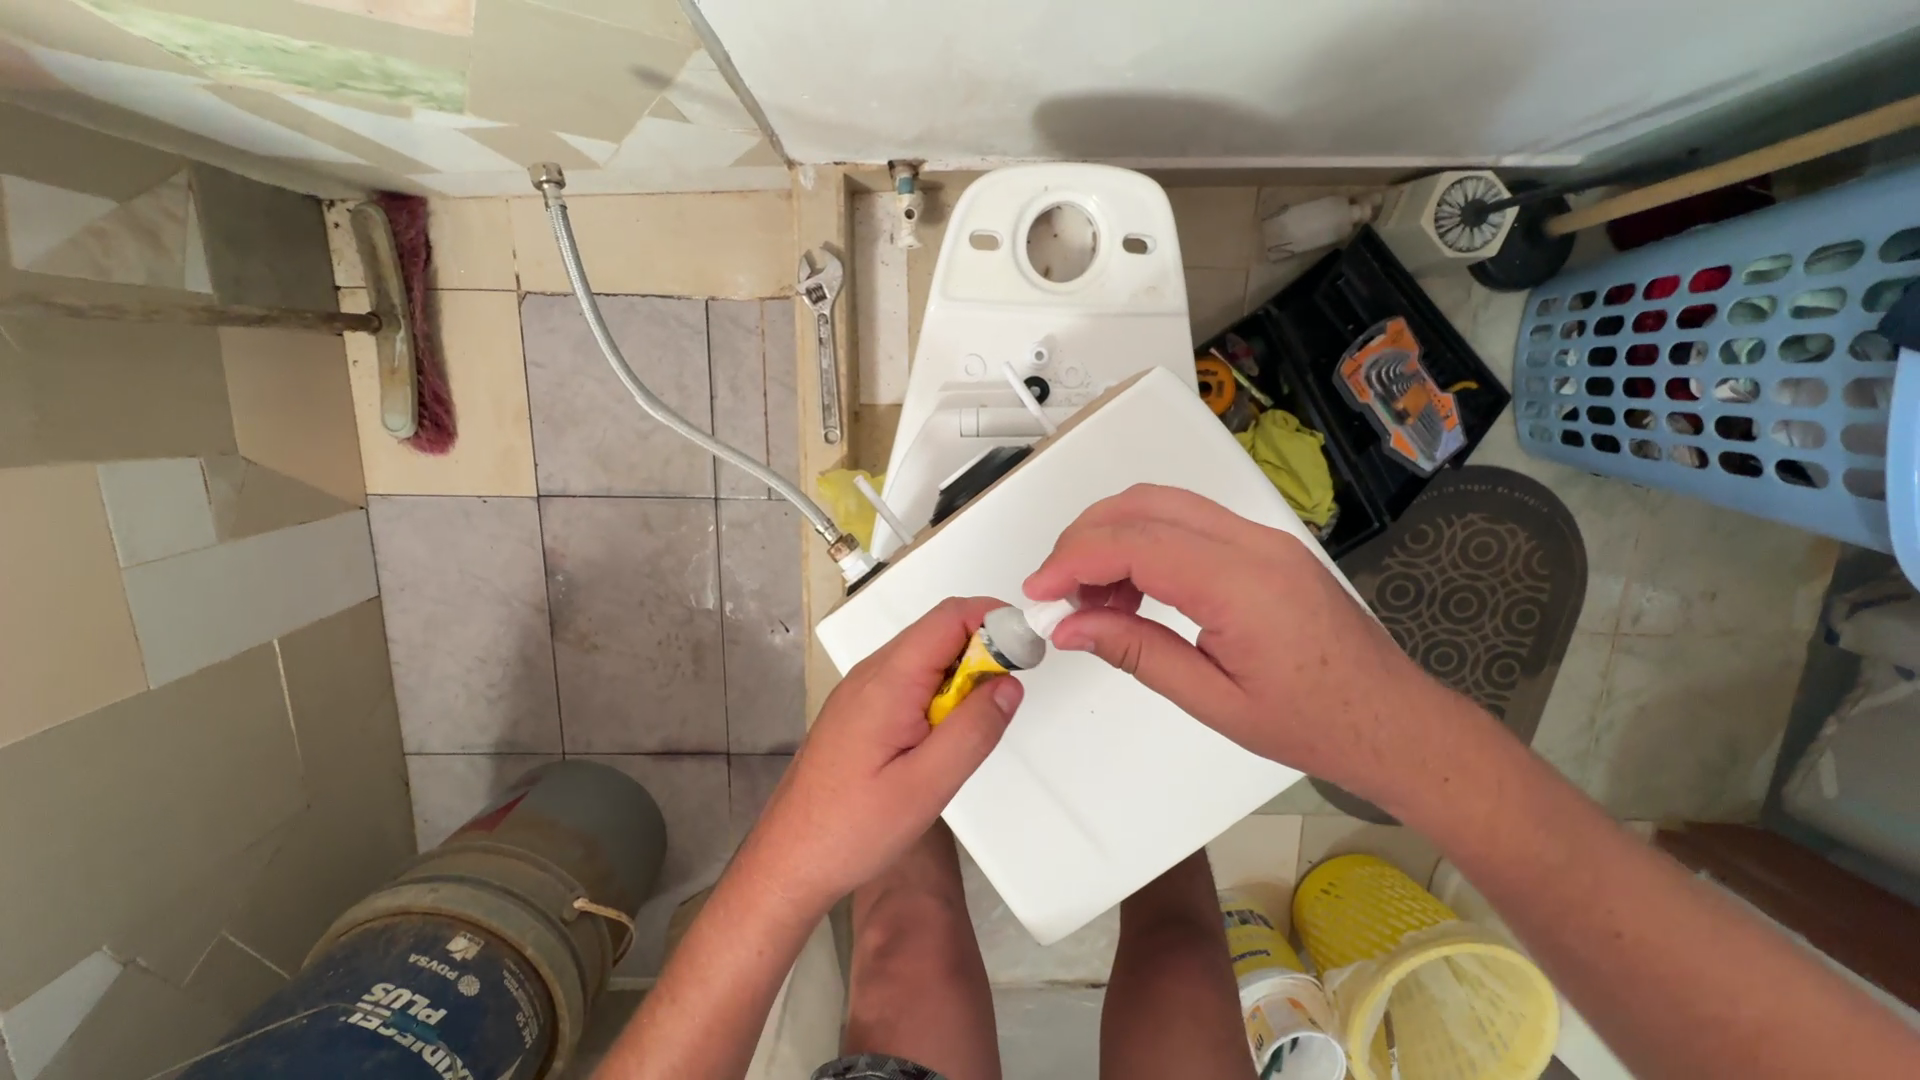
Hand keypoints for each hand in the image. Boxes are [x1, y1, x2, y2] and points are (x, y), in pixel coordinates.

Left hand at [736, 596, 1022, 911]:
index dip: (995, 619)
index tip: (1027, 651)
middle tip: (1007, 696)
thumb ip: (974, 730)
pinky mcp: (858, 712)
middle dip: (983, 649)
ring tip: (977, 723)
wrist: (789, 861)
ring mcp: (861, 692)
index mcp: (888, 681)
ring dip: (962, 675)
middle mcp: (871, 674)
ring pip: (924, 657)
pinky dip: (939, 693)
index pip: (949, 617)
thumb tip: (1008, 683)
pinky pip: (909, 681)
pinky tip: (944, 736)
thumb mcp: (927, 785)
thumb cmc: (852, 829)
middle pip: (938, 632)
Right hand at [1024, 484, 1479, 811]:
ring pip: (1163, 504)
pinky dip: (1145, 543)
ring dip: (1112, 536)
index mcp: (1242, 584)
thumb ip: (1137, 652)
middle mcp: (1253, 545)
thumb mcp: (1214, 700)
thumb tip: (1071, 626)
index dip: (1073, 560)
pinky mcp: (1264, 547)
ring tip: (1093, 598)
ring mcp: (1263, 539)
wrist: (1394, 721)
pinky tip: (1134, 591)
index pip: (1135, 543)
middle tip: (1056, 590)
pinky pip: (1188, 523)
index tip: (1037, 591)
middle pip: (1143, 505)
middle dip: (1084, 537)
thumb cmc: (1316, 723)